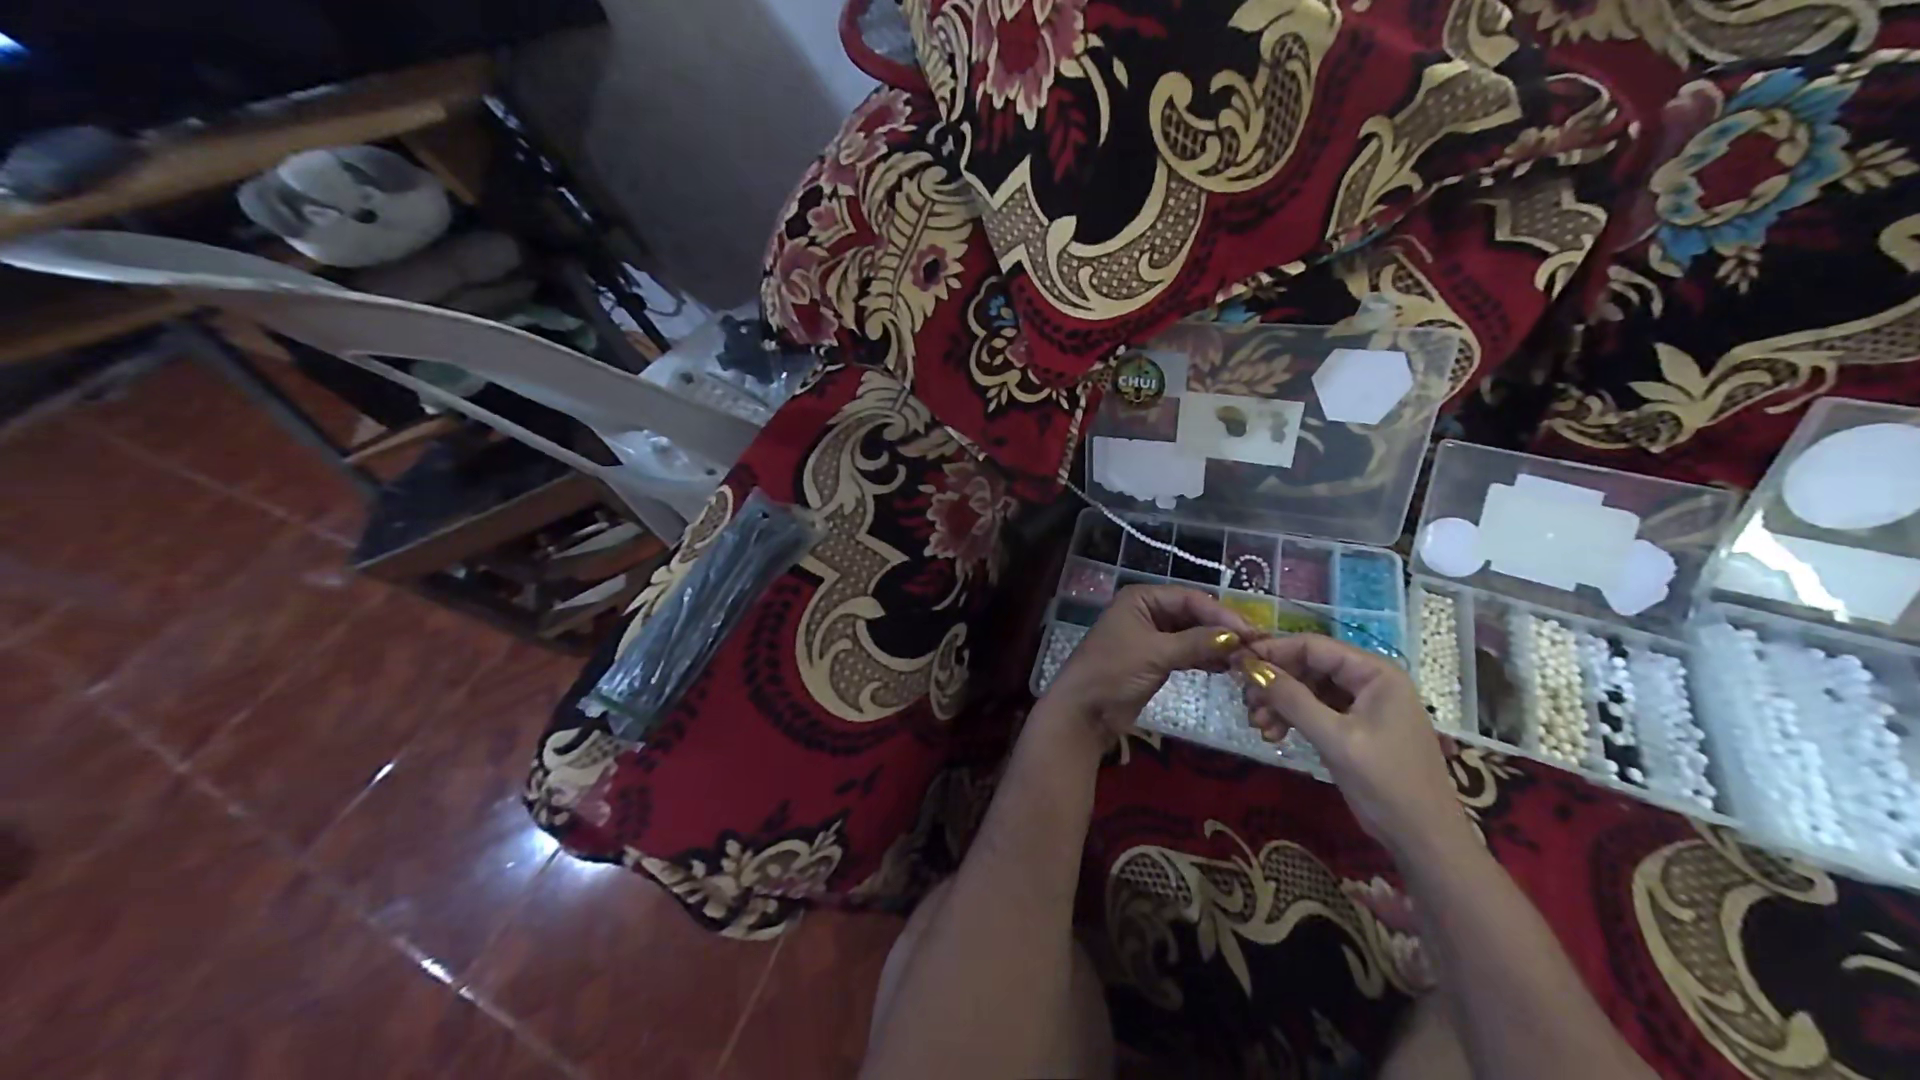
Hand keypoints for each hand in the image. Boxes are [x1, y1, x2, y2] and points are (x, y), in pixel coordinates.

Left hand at [1041, 584, 1255, 747]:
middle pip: (1193, 615)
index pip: (1189, 598)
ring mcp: (1151, 636)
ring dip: (1216, 645)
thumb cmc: (1113, 672)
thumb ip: (1197, 643)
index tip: (1251, 631)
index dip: (1221, 613)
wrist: (1084, 712)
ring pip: (1192, 635)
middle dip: (1221, 629)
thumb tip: (1238, 637)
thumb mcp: (1155, 654)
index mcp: (1141, 598)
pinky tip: (1228, 667)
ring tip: (1247, 657)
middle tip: (1255, 644)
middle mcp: (1147, 611)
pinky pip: (1187, 653)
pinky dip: (1206, 658)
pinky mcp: (1155, 660)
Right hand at [1237, 635, 1466, 855]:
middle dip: (1275, 683)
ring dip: (1280, 704)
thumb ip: (1292, 699)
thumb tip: (1251, 668)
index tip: (1237, 665)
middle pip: (1309, 666)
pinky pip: (1316, 710)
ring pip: (1309, 689)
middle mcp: (1370, 681)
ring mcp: (1364, 705)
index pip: (1314, 646)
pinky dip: (1293, 719)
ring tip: (1258, 725)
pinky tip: (1274, 736)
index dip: (1273, 652)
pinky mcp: (1356, 727)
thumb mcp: (1334, 739)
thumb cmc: (1386, 783)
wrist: (1424, 839)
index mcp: (1376, 673)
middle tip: (1246, 703)